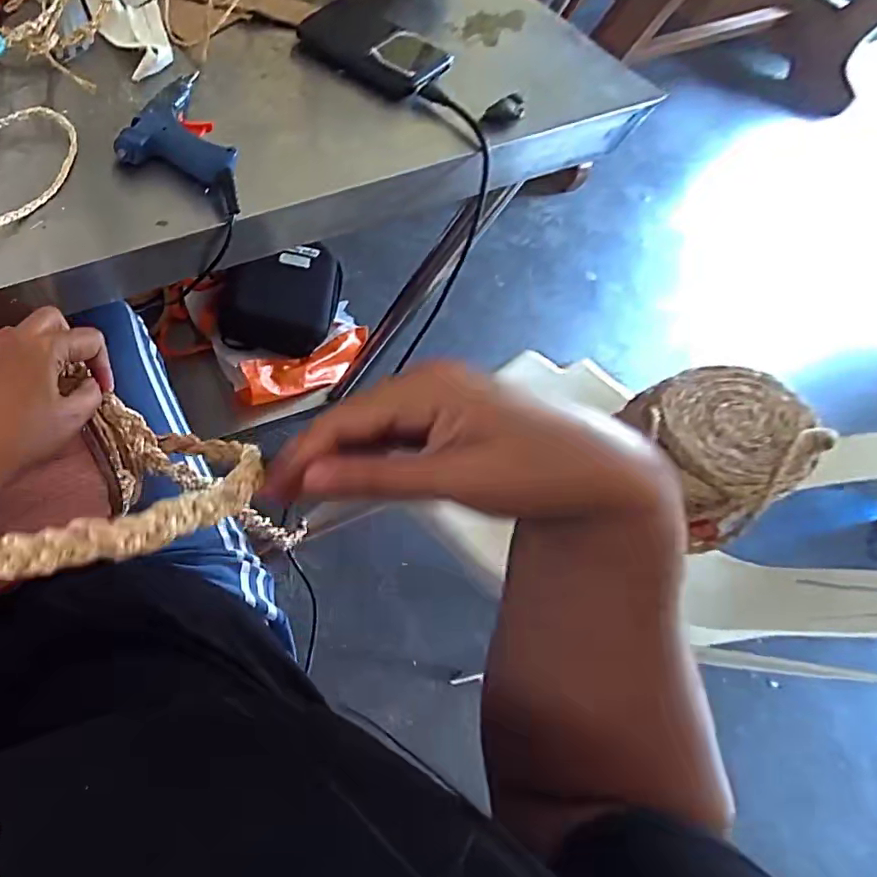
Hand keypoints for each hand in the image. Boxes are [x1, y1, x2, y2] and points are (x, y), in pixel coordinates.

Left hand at [0, 307, 112, 518]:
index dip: (103, 363)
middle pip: (53, 320)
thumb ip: (92, 395)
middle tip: (75, 371)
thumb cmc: (18, 441)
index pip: (88, 338)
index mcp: (44, 348)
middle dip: (70, 340)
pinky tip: (13, 397)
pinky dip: (12, 367)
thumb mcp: (70, 421)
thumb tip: (91, 385)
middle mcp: (13, 339)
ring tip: (43, 385)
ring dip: (39, 351)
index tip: (101, 386)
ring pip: (21, 335)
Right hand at [264, 360, 677, 520]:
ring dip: (335, 459)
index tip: (271, 488)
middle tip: (279, 494)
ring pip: (366, 428)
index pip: (343, 419)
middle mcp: (423, 382)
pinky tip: (347, 476)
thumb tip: (310, 478)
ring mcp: (433, 397)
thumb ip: (375, 478)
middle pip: (350, 421)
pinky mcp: (442, 415)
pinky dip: (364, 458)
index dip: (303, 454)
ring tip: (303, 490)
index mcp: (425, 387)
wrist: (605, 477)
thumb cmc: (536, 475)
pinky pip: (388, 435)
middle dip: (313, 457)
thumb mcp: (452, 480)